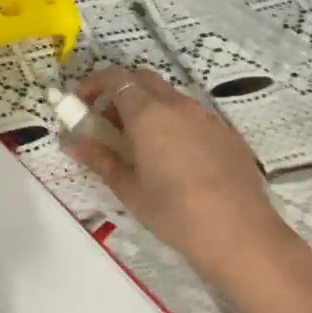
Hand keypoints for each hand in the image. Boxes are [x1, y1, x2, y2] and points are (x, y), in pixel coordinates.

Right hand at [65, 65, 305, 291]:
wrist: (240, 234)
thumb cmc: (174, 213)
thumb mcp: (128, 188)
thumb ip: (99, 159)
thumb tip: (72, 143)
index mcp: (148, 113)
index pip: (115, 78)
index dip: (93, 83)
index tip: (81, 103)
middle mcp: (178, 105)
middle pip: (143, 79)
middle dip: (120, 92)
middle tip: (108, 124)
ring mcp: (207, 117)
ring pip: (170, 97)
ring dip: (148, 108)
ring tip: (140, 145)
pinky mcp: (227, 133)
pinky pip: (193, 116)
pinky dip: (174, 123)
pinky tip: (175, 159)